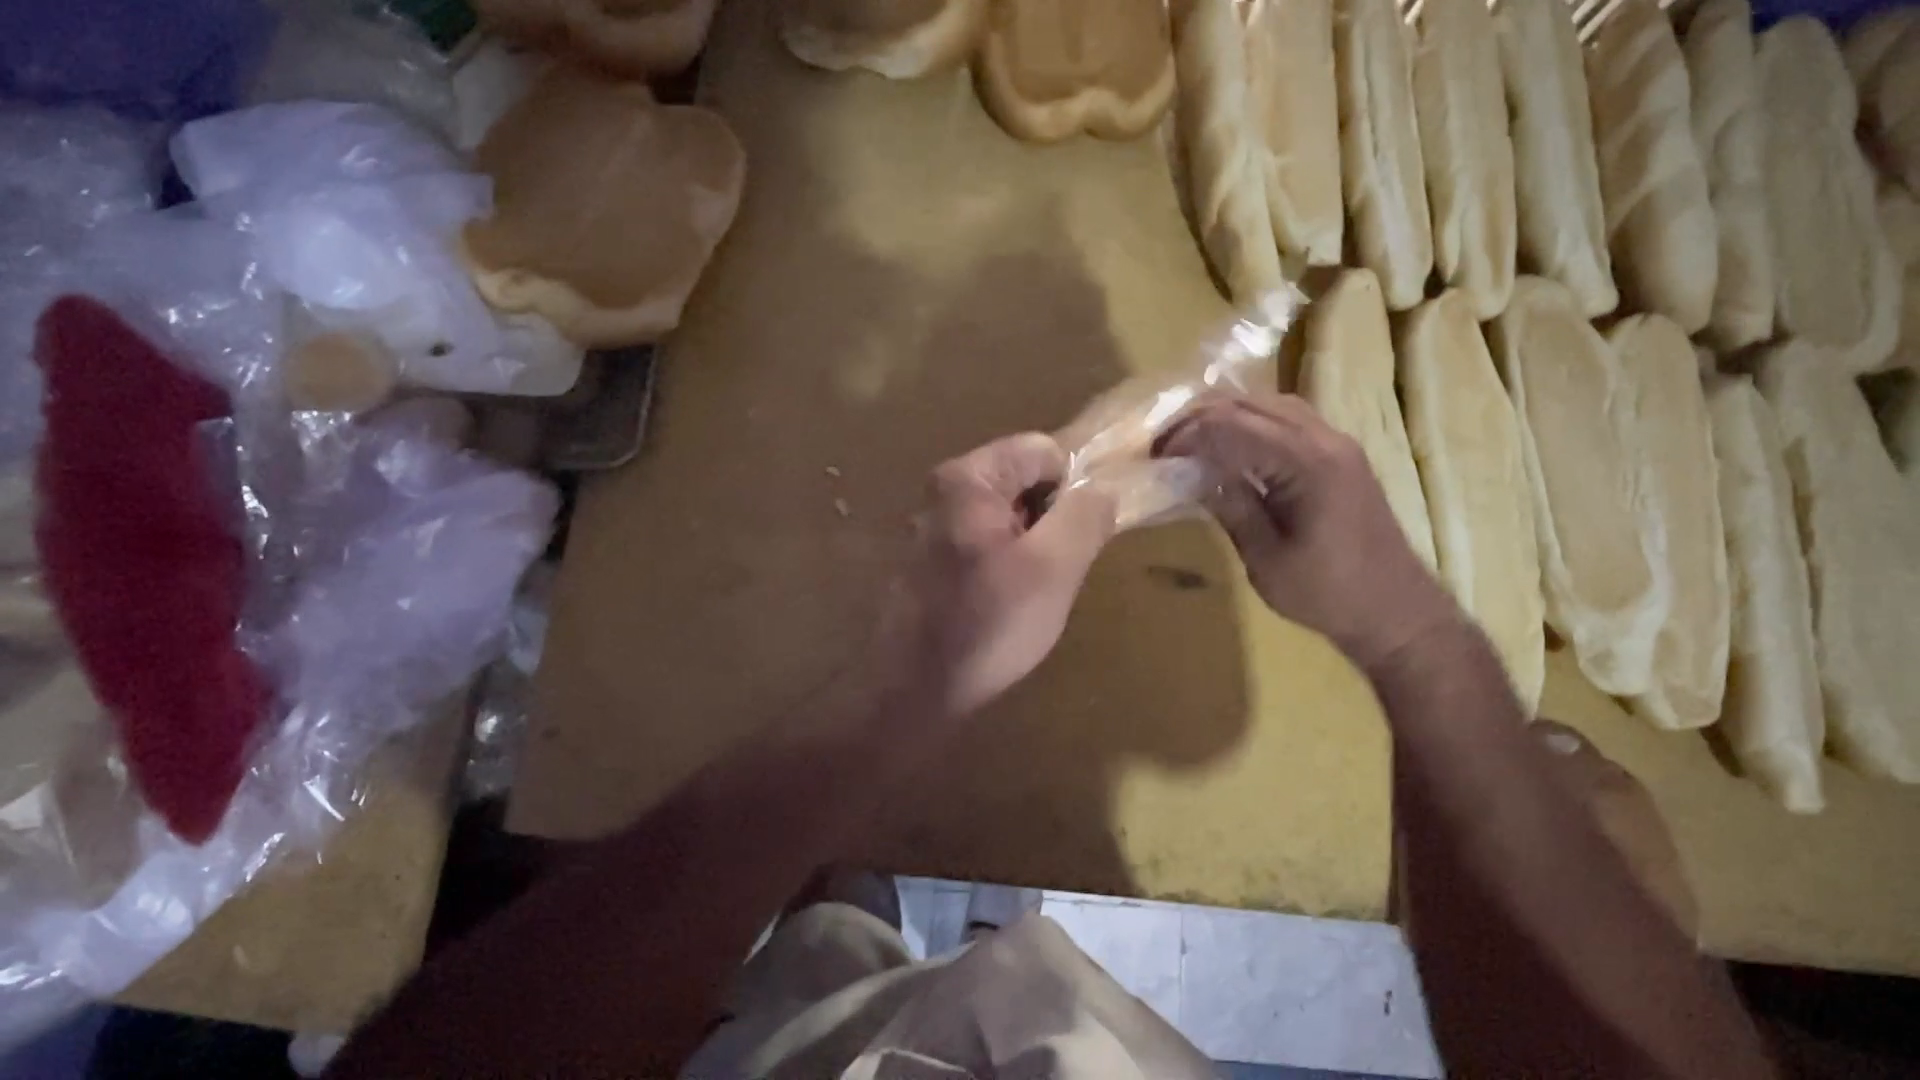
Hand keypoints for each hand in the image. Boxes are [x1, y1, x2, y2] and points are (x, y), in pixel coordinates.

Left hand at [897, 433, 1116, 716]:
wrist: (914, 691)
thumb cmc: (986, 625)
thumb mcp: (1054, 568)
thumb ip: (1084, 517)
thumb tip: (1102, 489)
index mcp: (966, 478)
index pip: (1043, 450)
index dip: (1073, 487)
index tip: (1080, 535)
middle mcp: (943, 492)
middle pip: (1024, 481)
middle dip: (1052, 519)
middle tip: (1058, 568)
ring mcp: (934, 528)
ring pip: (1010, 517)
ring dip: (1034, 547)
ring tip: (1033, 592)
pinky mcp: (933, 562)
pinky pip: (989, 544)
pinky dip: (1009, 565)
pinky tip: (1007, 604)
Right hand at [1159, 394, 1458, 675]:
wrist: (1395, 611)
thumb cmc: (1326, 594)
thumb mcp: (1265, 557)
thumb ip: (1230, 505)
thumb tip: (1190, 472)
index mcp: (1308, 464)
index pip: (1232, 425)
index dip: (1187, 434)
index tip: (1155, 456)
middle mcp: (1326, 440)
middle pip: (1251, 403)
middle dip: (1201, 417)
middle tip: (1164, 445)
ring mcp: (1338, 444)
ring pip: (1271, 404)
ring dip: (1227, 416)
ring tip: (1190, 442)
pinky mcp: (1340, 455)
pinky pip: (1289, 420)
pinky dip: (1252, 424)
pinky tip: (1230, 449)